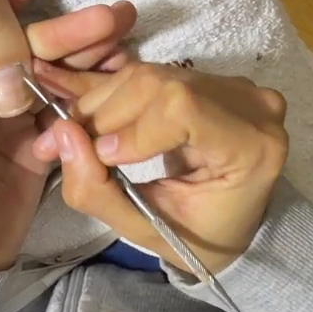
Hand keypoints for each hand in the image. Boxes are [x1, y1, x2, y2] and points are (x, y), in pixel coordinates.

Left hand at [0, 0, 136, 278]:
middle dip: (68, 30)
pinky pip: (72, 123)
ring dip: (88, 59)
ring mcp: (14, 127)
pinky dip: (96, 105)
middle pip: (27, 54)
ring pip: (56, 83)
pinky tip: (123, 82)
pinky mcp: (41, 155)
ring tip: (125, 36)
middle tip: (114, 14)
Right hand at [31, 64, 288, 273]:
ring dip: (103, 104)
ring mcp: (235, 86)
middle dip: (104, 115)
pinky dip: (115, 96)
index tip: (103, 157)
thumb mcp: (145, 231)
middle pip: (158, 83)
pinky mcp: (212, 79)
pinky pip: (153, 74)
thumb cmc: (197, 238)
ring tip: (79, 138)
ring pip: (148, 73)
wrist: (232, 226)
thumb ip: (98, 192)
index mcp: (252, 148)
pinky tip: (94, 120)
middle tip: (70, 146)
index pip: (182, 108)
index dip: (132, 127)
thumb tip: (60, 135)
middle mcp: (252, 105)